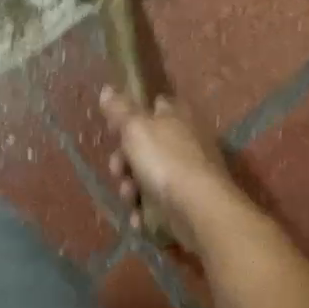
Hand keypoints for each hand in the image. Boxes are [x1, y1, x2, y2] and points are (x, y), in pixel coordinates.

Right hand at [99, 87, 229, 222]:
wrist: (201, 211)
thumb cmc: (165, 160)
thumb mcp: (134, 127)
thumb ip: (119, 109)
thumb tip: (107, 89)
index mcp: (176, 116)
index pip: (155, 105)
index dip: (132, 114)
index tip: (114, 127)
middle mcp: (186, 140)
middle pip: (147, 144)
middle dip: (125, 160)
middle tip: (117, 169)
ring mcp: (190, 173)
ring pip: (150, 175)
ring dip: (132, 188)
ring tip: (129, 198)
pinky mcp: (190, 203)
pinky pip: (161, 202)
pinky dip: (147, 210)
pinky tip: (139, 218)